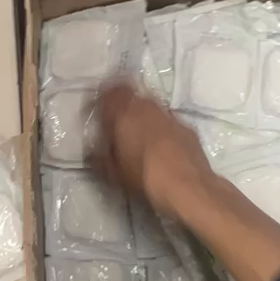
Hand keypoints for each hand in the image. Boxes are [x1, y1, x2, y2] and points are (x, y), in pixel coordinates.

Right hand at [88, 80, 216, 222]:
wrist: (188, 187)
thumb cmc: (145, 178)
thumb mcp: (114, 174)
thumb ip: (99, 158)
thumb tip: (92, 153)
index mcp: (123, 114)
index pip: (108, 93)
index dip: (101, 100)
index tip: (98, 113)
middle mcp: (146, 107)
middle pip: (130, 95)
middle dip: (122, 105)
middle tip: (117, 122)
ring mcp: (169, 115)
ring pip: (150, 105)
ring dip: (142, 114)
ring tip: (139, 134)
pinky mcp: (186, 127)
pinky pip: (168, 120)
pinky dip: (161, 127)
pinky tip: (162, 145)